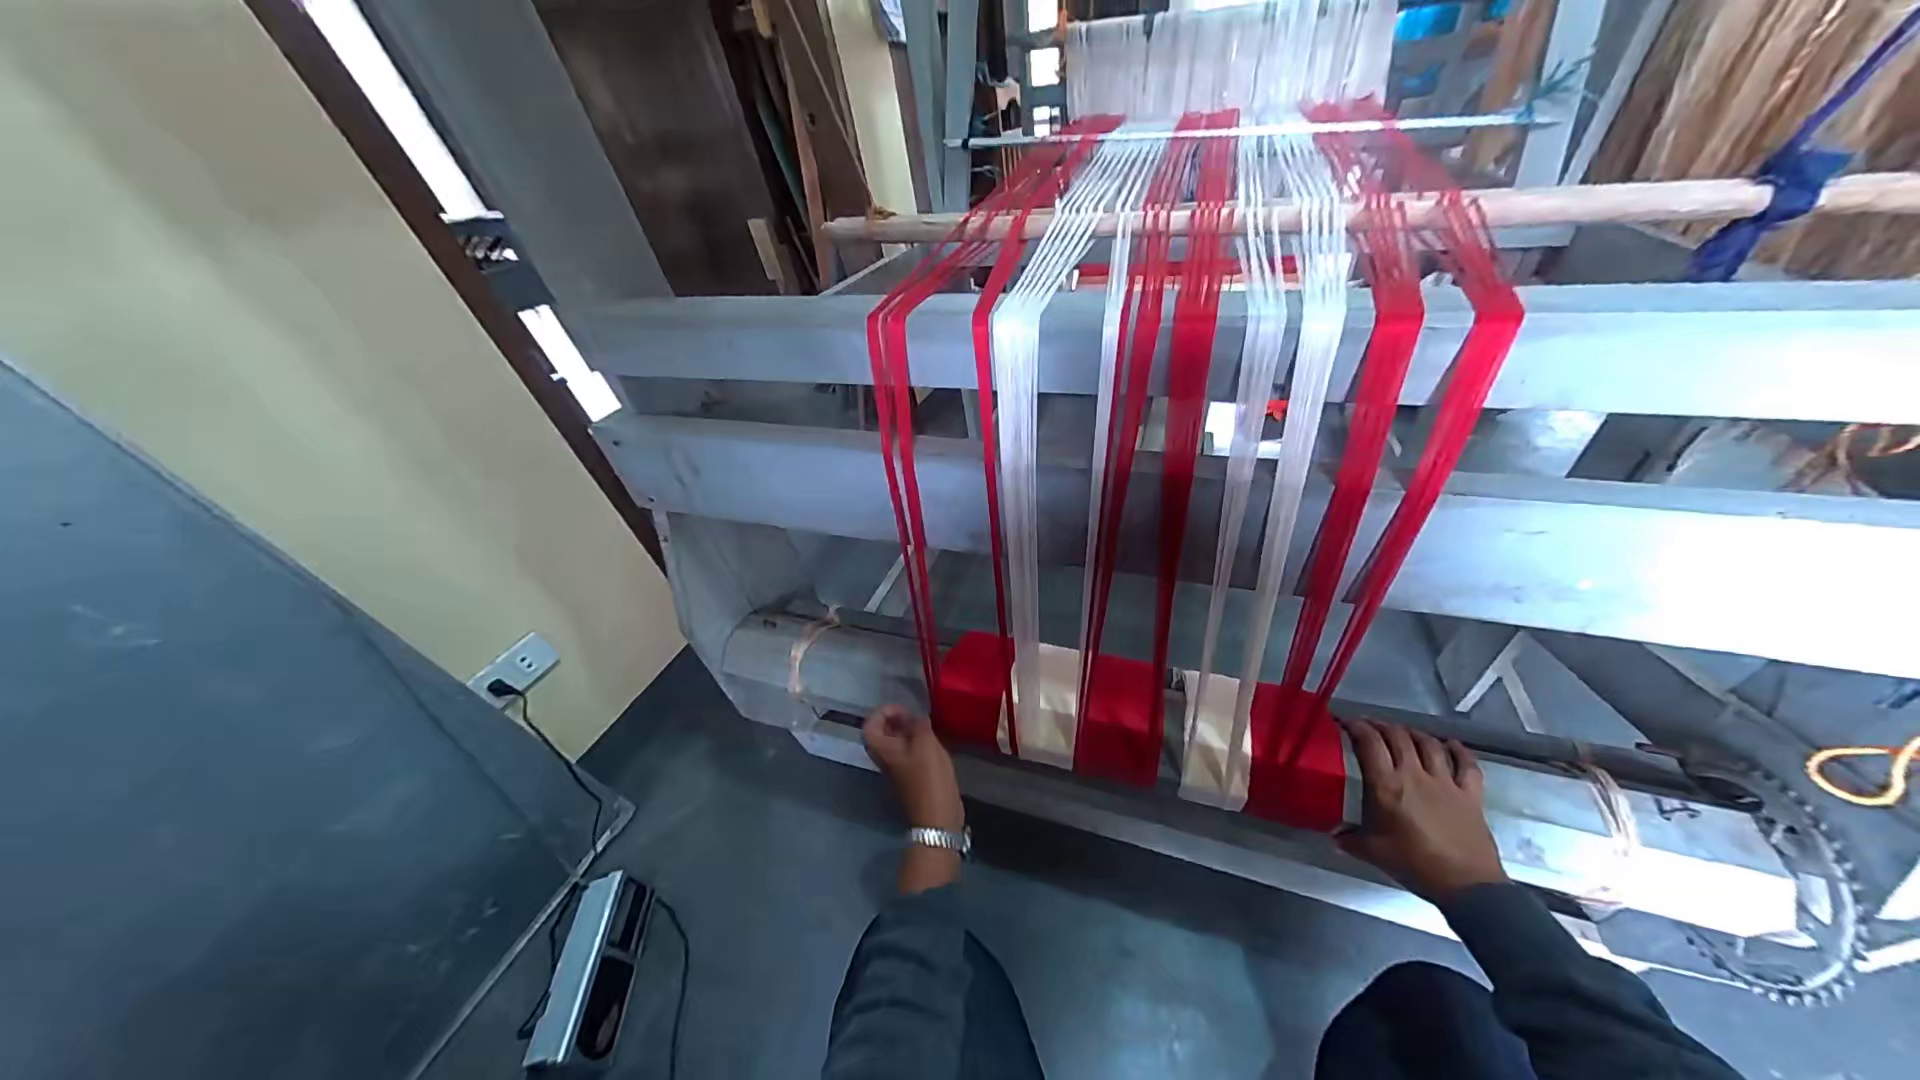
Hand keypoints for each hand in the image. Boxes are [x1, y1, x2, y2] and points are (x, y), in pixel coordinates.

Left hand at [863, 705, 964, 831]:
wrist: (937, 816)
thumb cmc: (928, 777)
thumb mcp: (925, 743)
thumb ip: (919, 725)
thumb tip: (916, 719)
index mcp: (883, 750)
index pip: (869, 726)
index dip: (883, 712)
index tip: (903, 709)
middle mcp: (885, 760)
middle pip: (881, 735)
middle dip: (894, 721)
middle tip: (913, 716)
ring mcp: (897, 771)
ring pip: (894, 745)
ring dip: (906, 733)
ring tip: (924, 727)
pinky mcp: (910, 779)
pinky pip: (907, 755)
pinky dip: (915, 745)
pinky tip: (932, 744)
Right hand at [1337, 718, 1507, 901]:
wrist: (1467, 886)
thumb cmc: (1414, 865)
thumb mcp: (1372, 852)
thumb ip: (1349, 838)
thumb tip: (1334, 833)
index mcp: (1387, 785)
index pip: (1369, 743)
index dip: (1355, 726)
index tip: (1345, 722)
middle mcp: (1415, 775)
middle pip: (1398, 737)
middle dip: (1381, 725)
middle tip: (1369, 726)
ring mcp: (1446, 783)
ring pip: (1429, 744)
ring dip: (1413, 733)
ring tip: (1403, 732)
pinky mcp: (1471, 795)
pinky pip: (1466, 764)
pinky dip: (1458, 750)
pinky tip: (1450, 744)